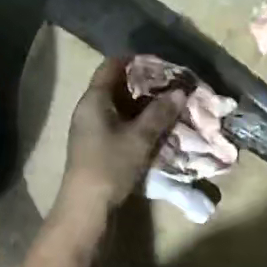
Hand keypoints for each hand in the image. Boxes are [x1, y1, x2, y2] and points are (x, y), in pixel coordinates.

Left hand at [58, 58, 183, 216]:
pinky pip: (118, 123)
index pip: (112, 65)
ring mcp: (91, 128)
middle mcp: (88, 109)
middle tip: (172, 85)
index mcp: (93, 99)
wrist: (86, 206)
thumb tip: (180, 91)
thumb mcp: (139, 138)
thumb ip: (159, 113)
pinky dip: (136, 121)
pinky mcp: (96, 145)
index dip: (136, 60)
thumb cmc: (110, 165)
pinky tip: (156, 127)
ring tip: (169, 104)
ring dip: (142, 105)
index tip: (162, 64)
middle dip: (144, 84)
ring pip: (119, 106)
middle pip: (116, 85)